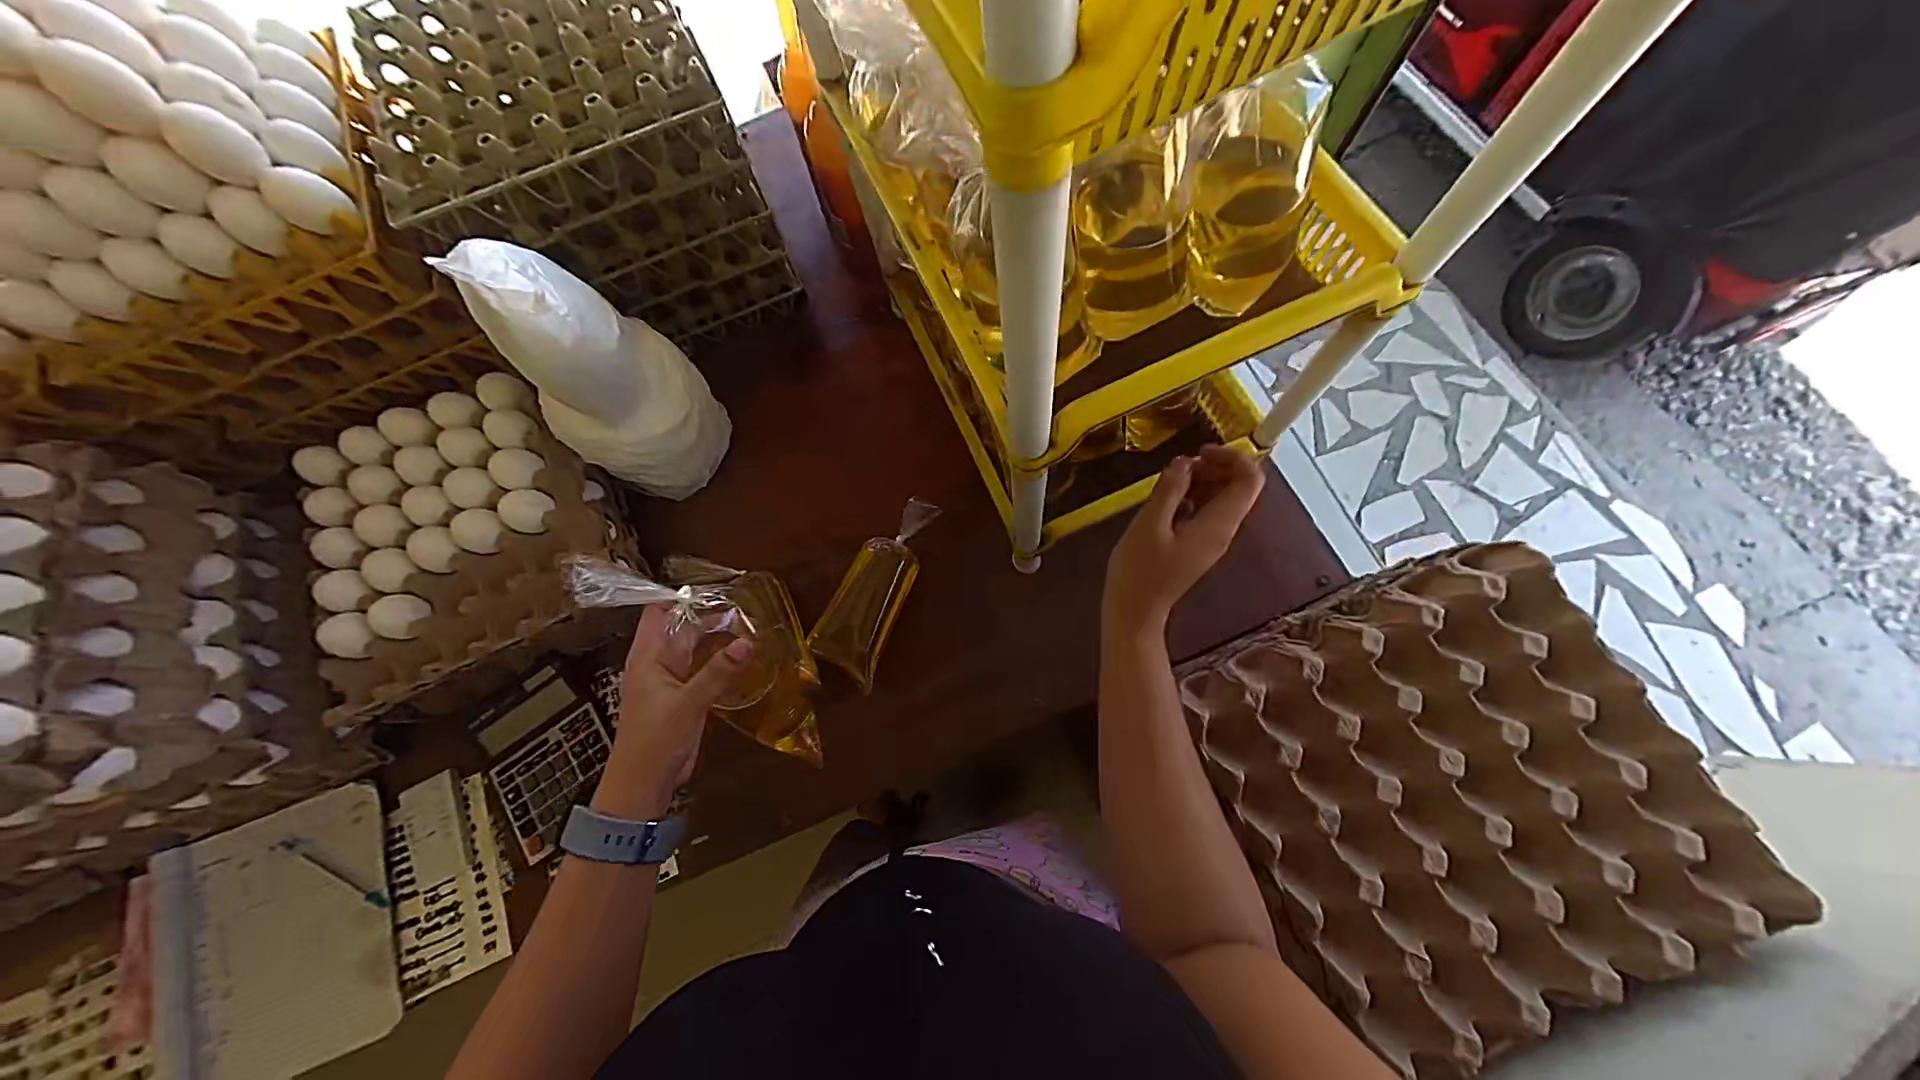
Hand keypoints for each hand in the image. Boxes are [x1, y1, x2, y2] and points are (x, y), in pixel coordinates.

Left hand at [595, 605, 752, 818]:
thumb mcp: (689, 703)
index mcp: (648, 656)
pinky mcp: (684, 696)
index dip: (685, 597)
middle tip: (745, 605)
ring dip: (717, 637)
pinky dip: (720, 660)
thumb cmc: (655, 741)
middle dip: (709, 615)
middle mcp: (658, 662)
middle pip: (682, 627)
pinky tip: (743, 656)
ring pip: (695, 647)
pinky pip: (703, 668)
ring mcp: (671, 679)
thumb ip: (719, 671)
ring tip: (750, 624)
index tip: (719, 588)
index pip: (661, 612)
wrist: (644, 784)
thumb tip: (748, 641)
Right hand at [1104, 444, 1265, 634]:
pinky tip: (1166, 501)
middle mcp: (1223, 531)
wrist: (1135, 612)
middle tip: (1180, 466)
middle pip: (1239, 487)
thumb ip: (1169, 489)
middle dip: (1214, 467)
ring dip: (1201, 481)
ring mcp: (1212, 540)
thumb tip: (1185, 462)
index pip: (1250, 480)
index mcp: (1218, 525)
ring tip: (1169, 481)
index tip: (1200, 452)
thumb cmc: (1139, 571)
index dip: (1233, 457)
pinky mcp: (1198, 545)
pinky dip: (1192, 498)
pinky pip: (1206, 512)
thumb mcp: (1149, 524)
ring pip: (1221, 498)